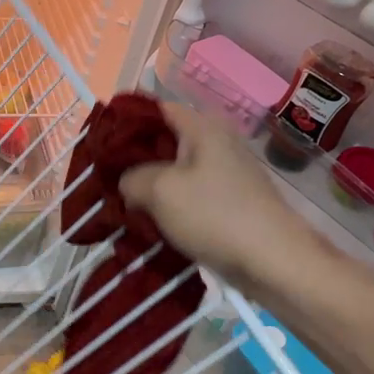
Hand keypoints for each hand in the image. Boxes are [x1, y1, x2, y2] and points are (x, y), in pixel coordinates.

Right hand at [119, 100, 328, 289]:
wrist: (276, 264)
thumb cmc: (216, 216)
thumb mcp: (159, 190)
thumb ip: (129, 177)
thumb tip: (125, 182)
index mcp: (202, 127)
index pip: (154, 108)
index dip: (123, 122)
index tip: (98, 145)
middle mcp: (215, 143)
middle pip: (162, 141)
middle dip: (131, 159)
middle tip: (103, 179)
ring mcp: (224, 174)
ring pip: (173, 171)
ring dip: (147, 186)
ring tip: (120, 204)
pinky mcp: (228, 203)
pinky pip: (187, 195)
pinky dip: (166, 205)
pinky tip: (148, 222)